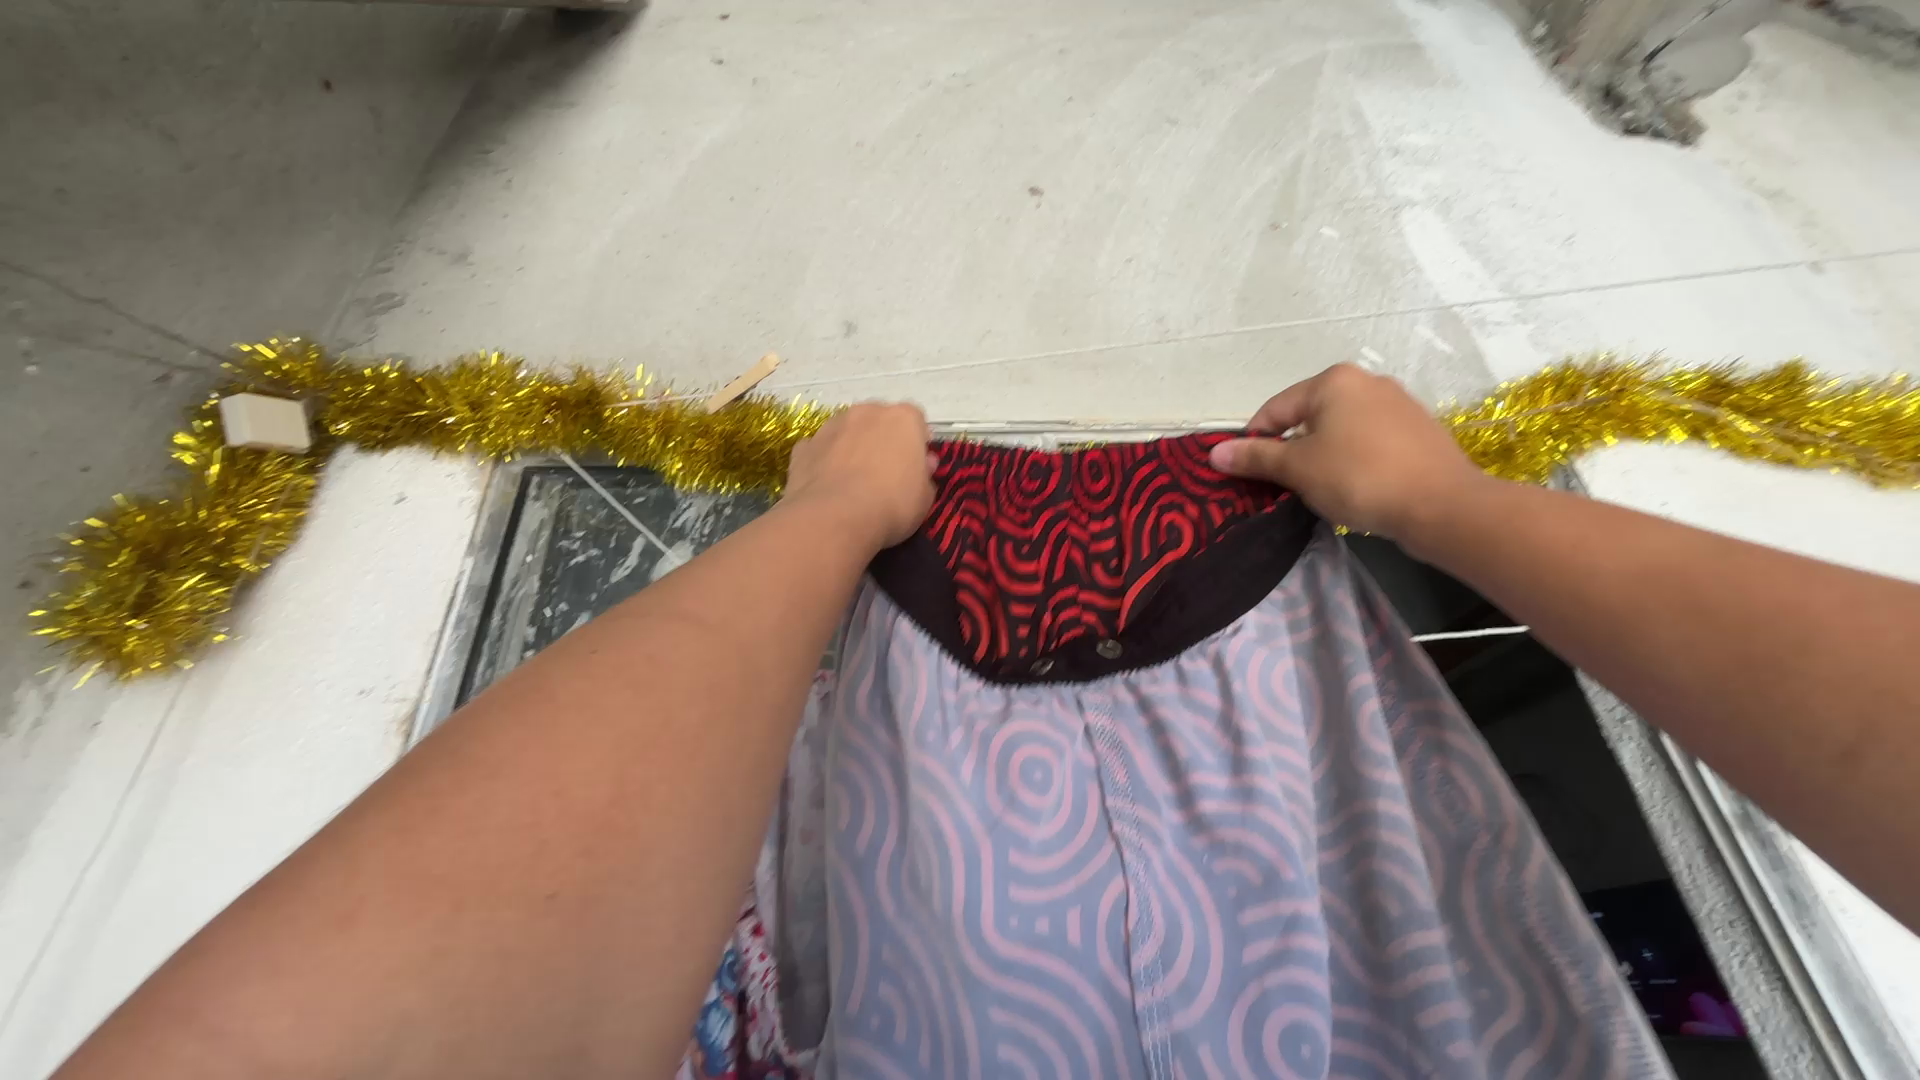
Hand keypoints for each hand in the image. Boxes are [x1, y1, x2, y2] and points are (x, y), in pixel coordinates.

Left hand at [783, 403, 936, 551]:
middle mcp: (866, 412)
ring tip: (853, 482)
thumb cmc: (892, 505)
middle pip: (879, 420)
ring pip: (847, 431)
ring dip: (852, 447)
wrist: (835, 518)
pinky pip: (819, 449)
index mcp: (902, 419)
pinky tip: (827, 486)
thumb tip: (923, 464)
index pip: (916, 420)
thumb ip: (925, 476)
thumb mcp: (925, 498)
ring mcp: (831, 426)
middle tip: (885, 474)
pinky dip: (823, 462)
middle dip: (883, 440)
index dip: (917, 443)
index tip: (915, 466)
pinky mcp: (804, 447)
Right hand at [1208, 364, 1486, 538]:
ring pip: (1338, 430)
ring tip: (1317, 489)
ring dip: (1320, 456)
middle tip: (1281, 485)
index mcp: (1333, 381)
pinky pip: (1367, 441)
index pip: (1274, 410)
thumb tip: (1214, 452)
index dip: (1253, 443)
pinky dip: (1351, 460)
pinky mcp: (1417, 430)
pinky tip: (1353, 487)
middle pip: (1307, 417)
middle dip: (1289, 450)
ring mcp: (1397, 404)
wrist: (1442, 505)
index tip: (1246, 475)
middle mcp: (1366, 382)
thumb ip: (1255, 457)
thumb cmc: (1359, 477)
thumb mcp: (1297, 469)